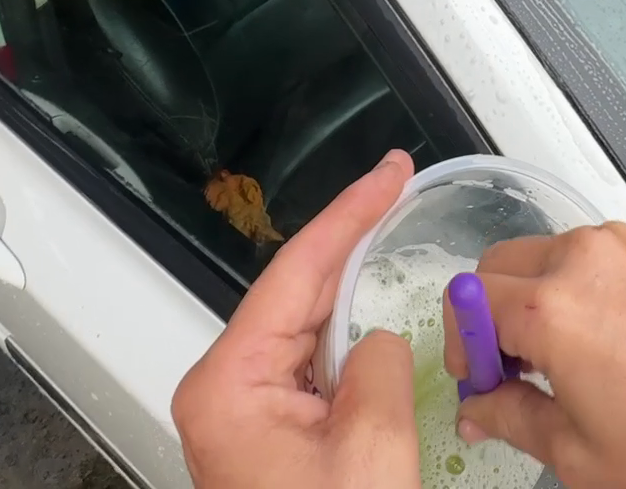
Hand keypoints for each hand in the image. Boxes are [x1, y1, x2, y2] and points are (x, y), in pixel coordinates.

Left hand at [173, 150, 419, 488]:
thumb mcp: (370, 453)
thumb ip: (376, 366)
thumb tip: (373, 338)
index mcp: (232, 383)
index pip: (299, 269)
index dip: (350, 211)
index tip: (390, 172)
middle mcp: (229, 384)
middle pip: (298, 283)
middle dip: (351, 230)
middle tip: (395, 183)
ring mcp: (248, 403)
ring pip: (306, 314)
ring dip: (351, 271)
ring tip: (388, 218)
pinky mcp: (271, 422)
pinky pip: (314, 351)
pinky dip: (349, 317)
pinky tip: (373, 289)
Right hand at [444, 223, 625, 488]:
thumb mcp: (581, 456)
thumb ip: (512, 417)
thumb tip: (478, 407)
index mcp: (551, 305)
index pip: (466, 301)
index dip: (461, 347)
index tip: (478, 385)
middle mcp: (580, 256)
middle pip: (496, 266)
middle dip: (488, 317)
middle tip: (509, 377)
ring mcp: (619, 245)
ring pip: (539, 256)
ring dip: (527, 299)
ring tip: (556, 365)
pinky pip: (581, 256)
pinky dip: (567, 288)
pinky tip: (596, 344)